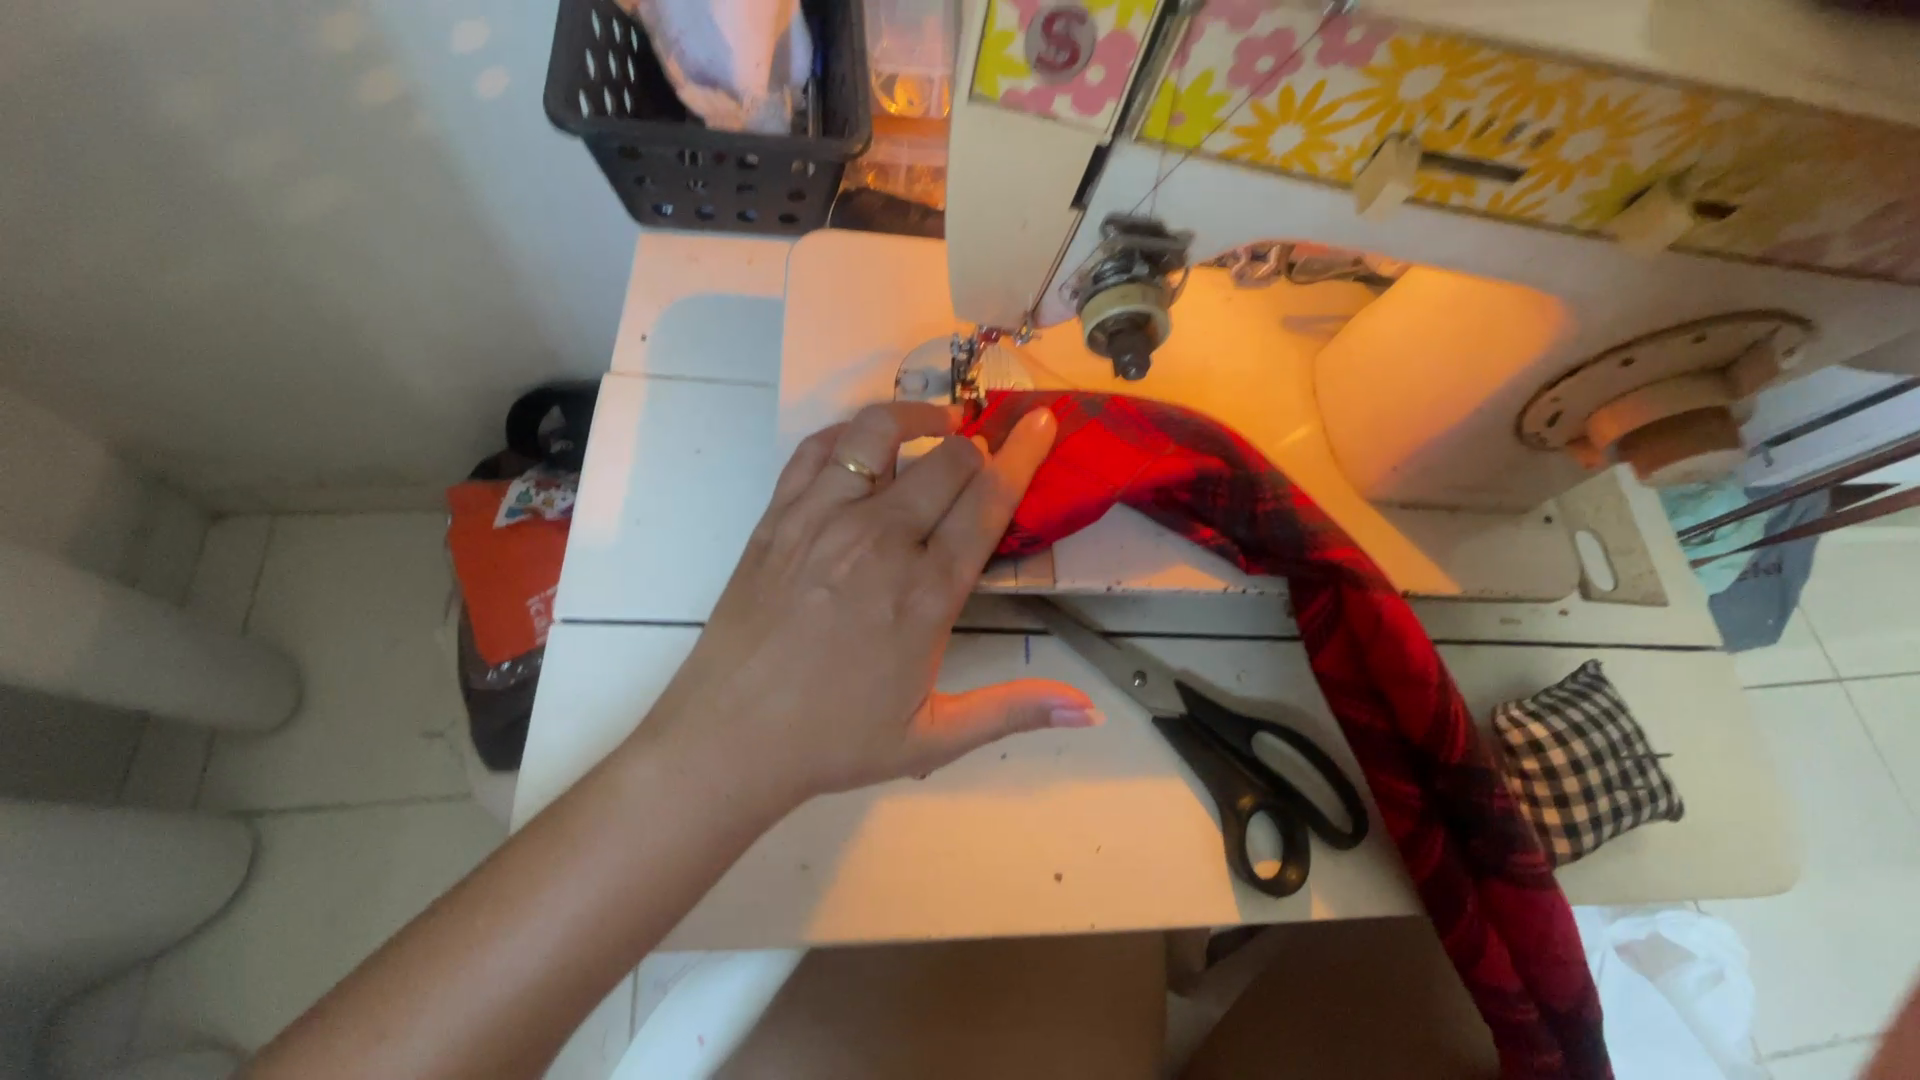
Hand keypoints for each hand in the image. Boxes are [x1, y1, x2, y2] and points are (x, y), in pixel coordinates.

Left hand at [636, 401, 1100, 805]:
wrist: (730, 738)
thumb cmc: (834, 740)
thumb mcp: (934, 736)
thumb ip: (1014, 710)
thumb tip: (1089, 713)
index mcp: (925, 593)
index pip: (987, 503)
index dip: (1022, 456)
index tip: (1044, 423)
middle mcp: (878, 541)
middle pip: (945, 461)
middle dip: (978, 445)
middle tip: (986, 450)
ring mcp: (822, 521)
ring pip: (878, 436)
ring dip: (916, 420)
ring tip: (935, 426)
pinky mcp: (778, 517)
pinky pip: (817, 450)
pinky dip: (849, 434)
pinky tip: (864, 446)